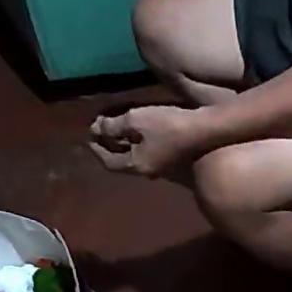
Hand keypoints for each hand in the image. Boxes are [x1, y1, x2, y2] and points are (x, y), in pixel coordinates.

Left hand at [89, 105, 204, 176]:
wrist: (204, 132)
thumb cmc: (168, 126)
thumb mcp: (135, 120)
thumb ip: (113, 126)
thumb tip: (98, 128)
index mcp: (136, 165)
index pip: (108, 161)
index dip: (95, 148)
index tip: (88, 133)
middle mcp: (147, 171)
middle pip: (122, 161)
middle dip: (109, 145)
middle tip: (100, 129)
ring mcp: (161, 169)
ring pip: (135, 157)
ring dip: (124, 144)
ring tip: (117, 128)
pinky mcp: (171, 161)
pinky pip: (146, 154)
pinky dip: (137, 144)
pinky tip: (138, 132)